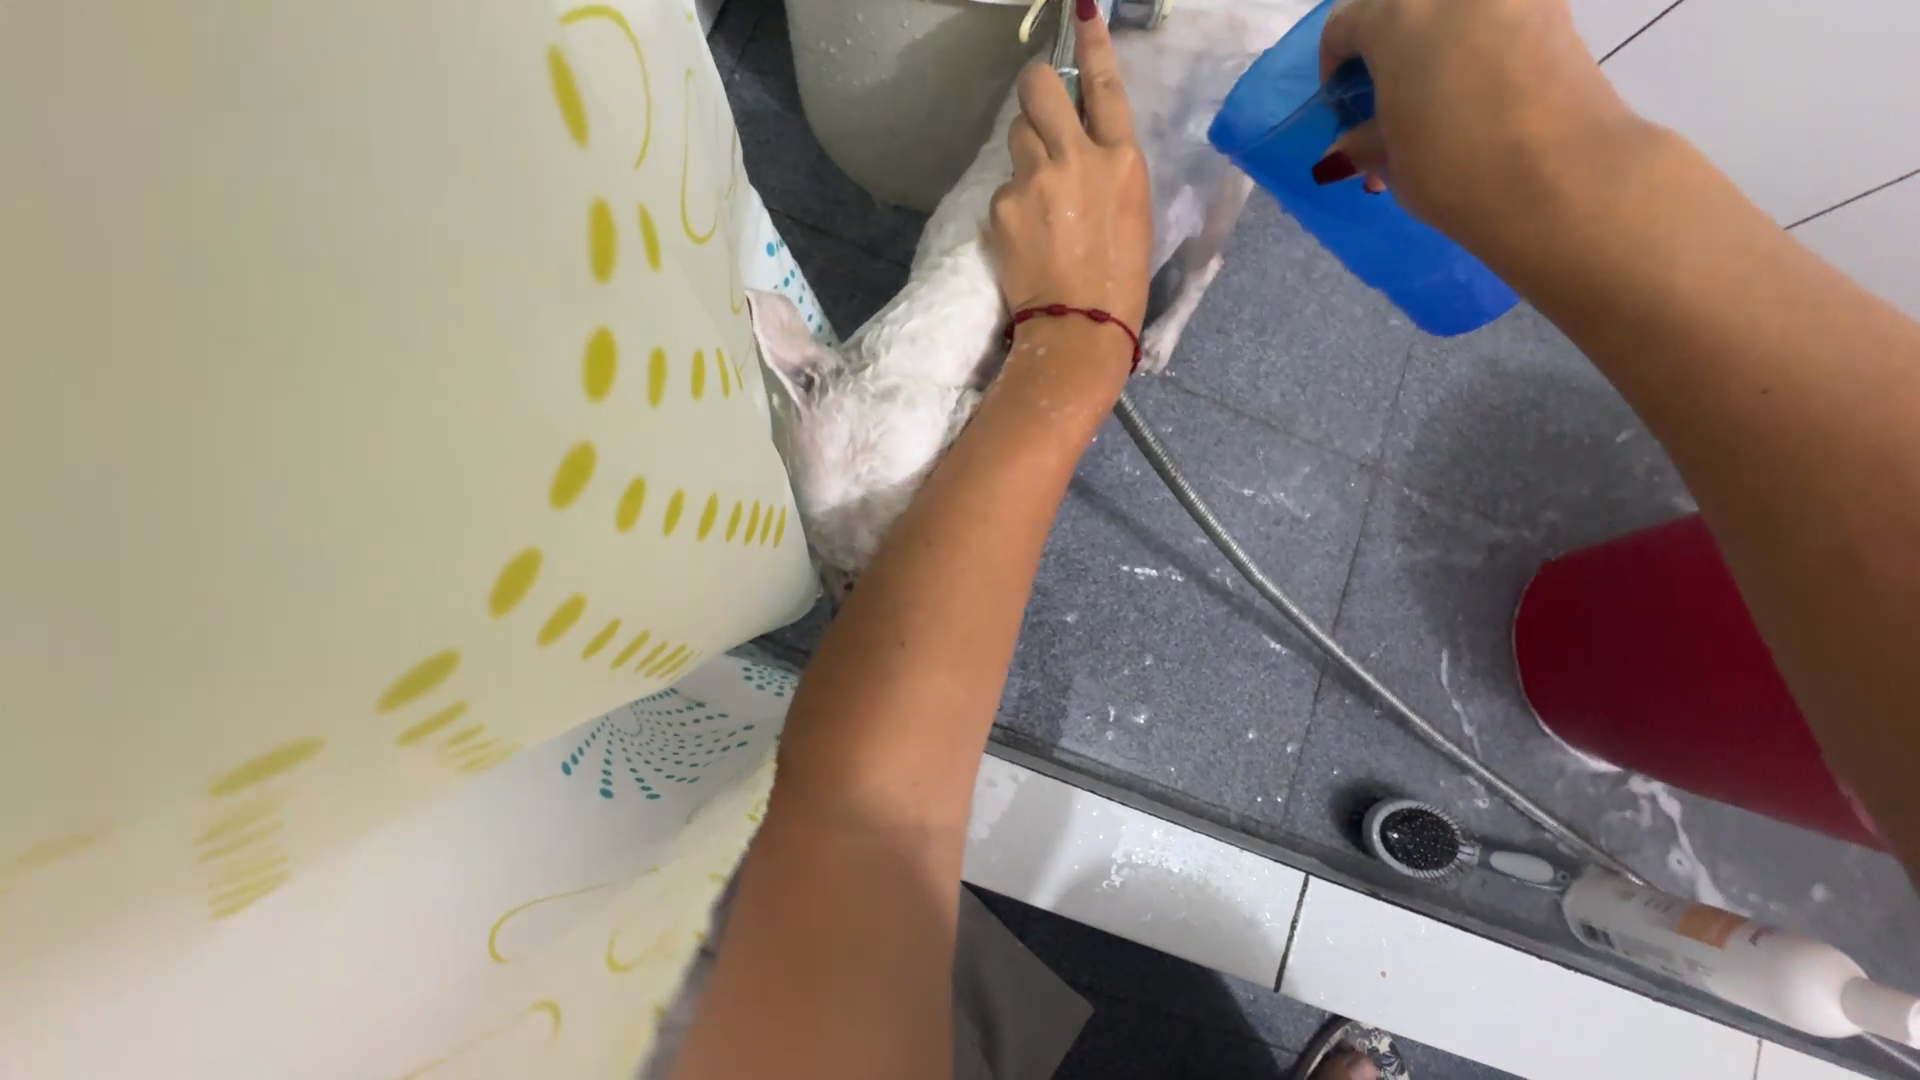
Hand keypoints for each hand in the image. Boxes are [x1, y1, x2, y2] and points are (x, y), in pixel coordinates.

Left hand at [987, 9, 1151, 334]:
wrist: (1080, 328)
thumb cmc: (1119, 280)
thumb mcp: (1131, 213)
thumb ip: (1107, 169)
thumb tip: (1078, 145)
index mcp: (1120, 159)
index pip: (1103, 86)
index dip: (1091, 44)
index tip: (1080, 11)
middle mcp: (1076, 158)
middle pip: (1038, 88)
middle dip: (1034, 89)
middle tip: (1036, 107)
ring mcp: (1034, 180)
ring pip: (1016, 136)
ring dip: (1024, 154)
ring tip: (1039, 199)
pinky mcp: (1002, 207)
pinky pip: (1003, 190)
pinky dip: (1011, 207)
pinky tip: (1025, 239)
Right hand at [1316, 0, 1650, 250]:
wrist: (1556, 176)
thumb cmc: (1451, 165)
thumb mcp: (1389, 158)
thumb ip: (1361, 141)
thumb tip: (1340, 154)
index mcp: (1398, 14)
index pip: (1345, 23)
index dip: (1333, 65)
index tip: (1342, 105)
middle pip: (1401, 7)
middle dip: (1386, 47)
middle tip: (1387, 97)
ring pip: (1452, 13)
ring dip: (1434, 46)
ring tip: (1433, 103)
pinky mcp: (1553, 9)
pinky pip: (1494, 19)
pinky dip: (1475, 48)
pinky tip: (1474, 96)